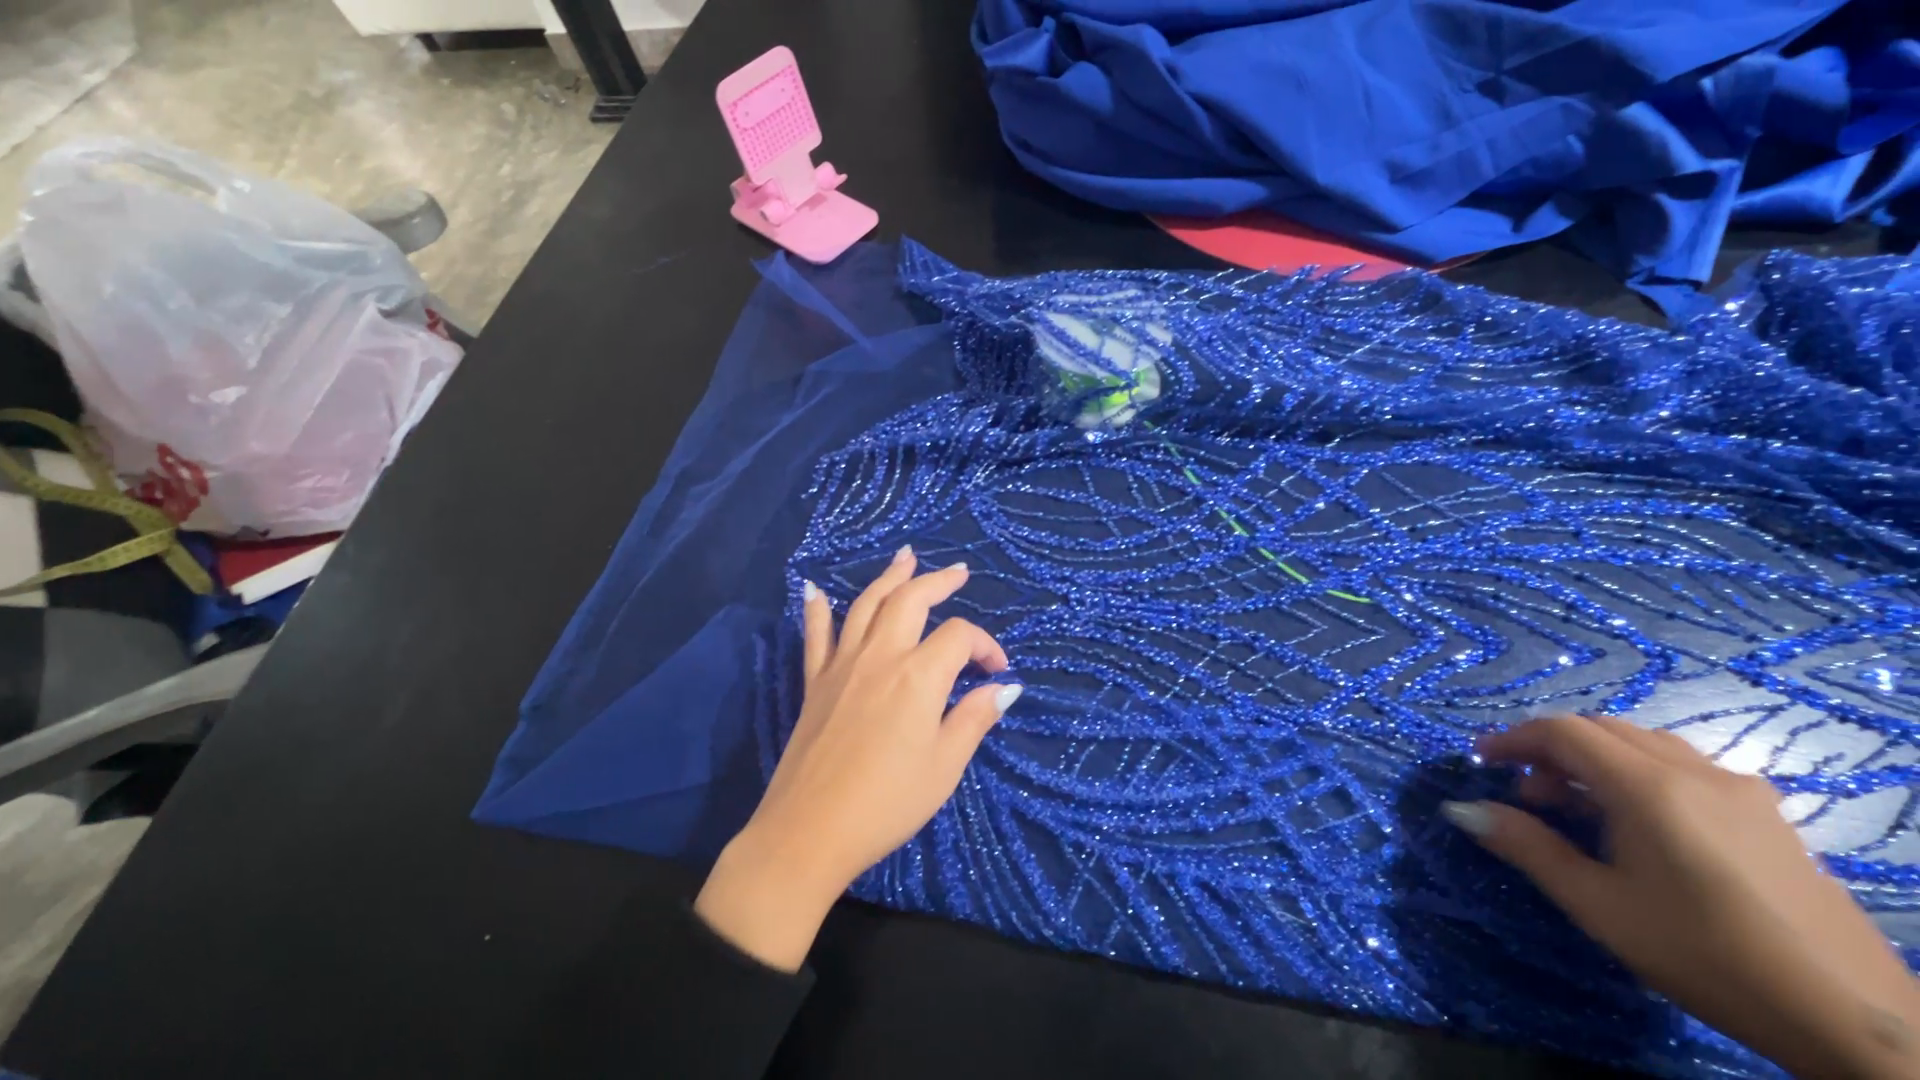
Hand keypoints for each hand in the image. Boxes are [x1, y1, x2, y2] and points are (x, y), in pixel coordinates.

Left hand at [695, 547, 1017, 971]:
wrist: (810, 829)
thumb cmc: (888, 803)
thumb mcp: (945, 767)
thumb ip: (974, 719)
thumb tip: (1005, 687)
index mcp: (919, 676)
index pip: (960, 637)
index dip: (985, 646)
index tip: (997, 672)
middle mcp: (880, 657)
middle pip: (910, 600)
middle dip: (938, 581)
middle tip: (958, 571)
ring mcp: (841, 666)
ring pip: (865, 605)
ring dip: (888, 577)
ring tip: (905, 557)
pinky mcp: (814, 682)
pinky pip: (816, 634)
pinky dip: (817, 608)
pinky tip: (814, 589)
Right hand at [1444, 714, 1919, 1079]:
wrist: (1845, 1012)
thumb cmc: (1701, 952)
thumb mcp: (1599, 905)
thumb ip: (1527, 848)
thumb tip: (1462, 809)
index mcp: (1648, 786)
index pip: (1563, 731)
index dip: (1514, 739)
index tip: (1480, 761)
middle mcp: (1694, 770)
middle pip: (1604, 730)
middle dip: (1551, 750)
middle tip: (1524, 795)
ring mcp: (1738, 788)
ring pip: (1645, 744)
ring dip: (1596, 760)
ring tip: (1576, 811)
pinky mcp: (1765, 813)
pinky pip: (1683, 767)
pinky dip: (1637, 774)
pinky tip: (1638, 826)